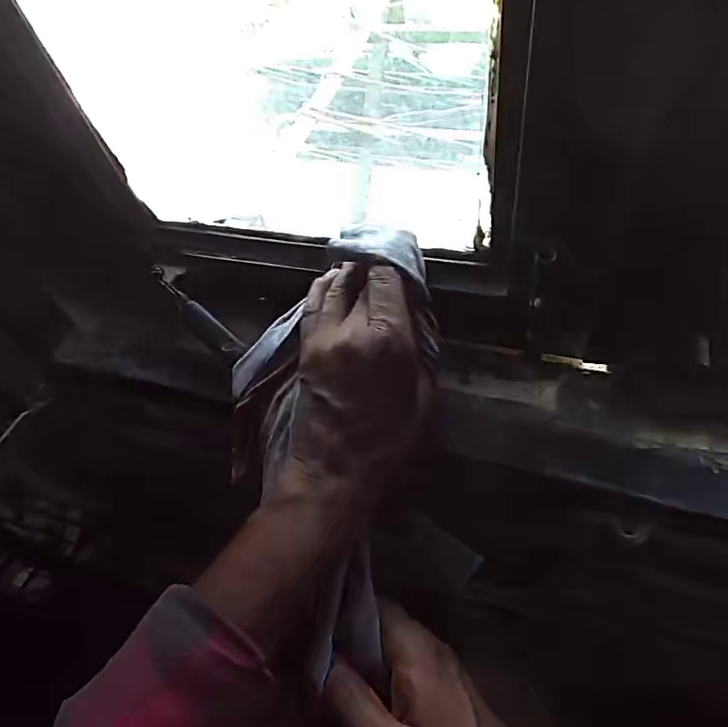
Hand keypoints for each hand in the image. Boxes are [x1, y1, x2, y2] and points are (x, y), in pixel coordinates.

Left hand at [287, 262, 430, 504]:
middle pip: (361, 278)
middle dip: (374, 268)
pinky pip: (314, 302)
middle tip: (384, 264)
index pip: (387, 279)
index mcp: (388, 339)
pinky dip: (325, 287)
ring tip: (359, 267)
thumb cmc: (388, 438)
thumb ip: (420, 346)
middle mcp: (352, 328)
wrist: (333, 467)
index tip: (401, 259)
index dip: (394, 264)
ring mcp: (324, 334)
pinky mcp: (306, 345)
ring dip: (348, 273)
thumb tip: (413, 312)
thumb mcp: (421, 392)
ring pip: (334, 285)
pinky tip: (334, 281)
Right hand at [326, 600, 564, 726]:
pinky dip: (377, 697)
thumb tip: (324, 665)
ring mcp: (441, 671)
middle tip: (309, 681)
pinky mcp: (446, 698)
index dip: (335, 613)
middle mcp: (431, 648)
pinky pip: (402, 681)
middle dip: (341, 653)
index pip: (369, 603)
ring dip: (357, 680)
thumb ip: (352, 703)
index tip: (304, 634)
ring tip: (325, 710)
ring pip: (387, 659)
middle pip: (375, 632)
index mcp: (417, 647)